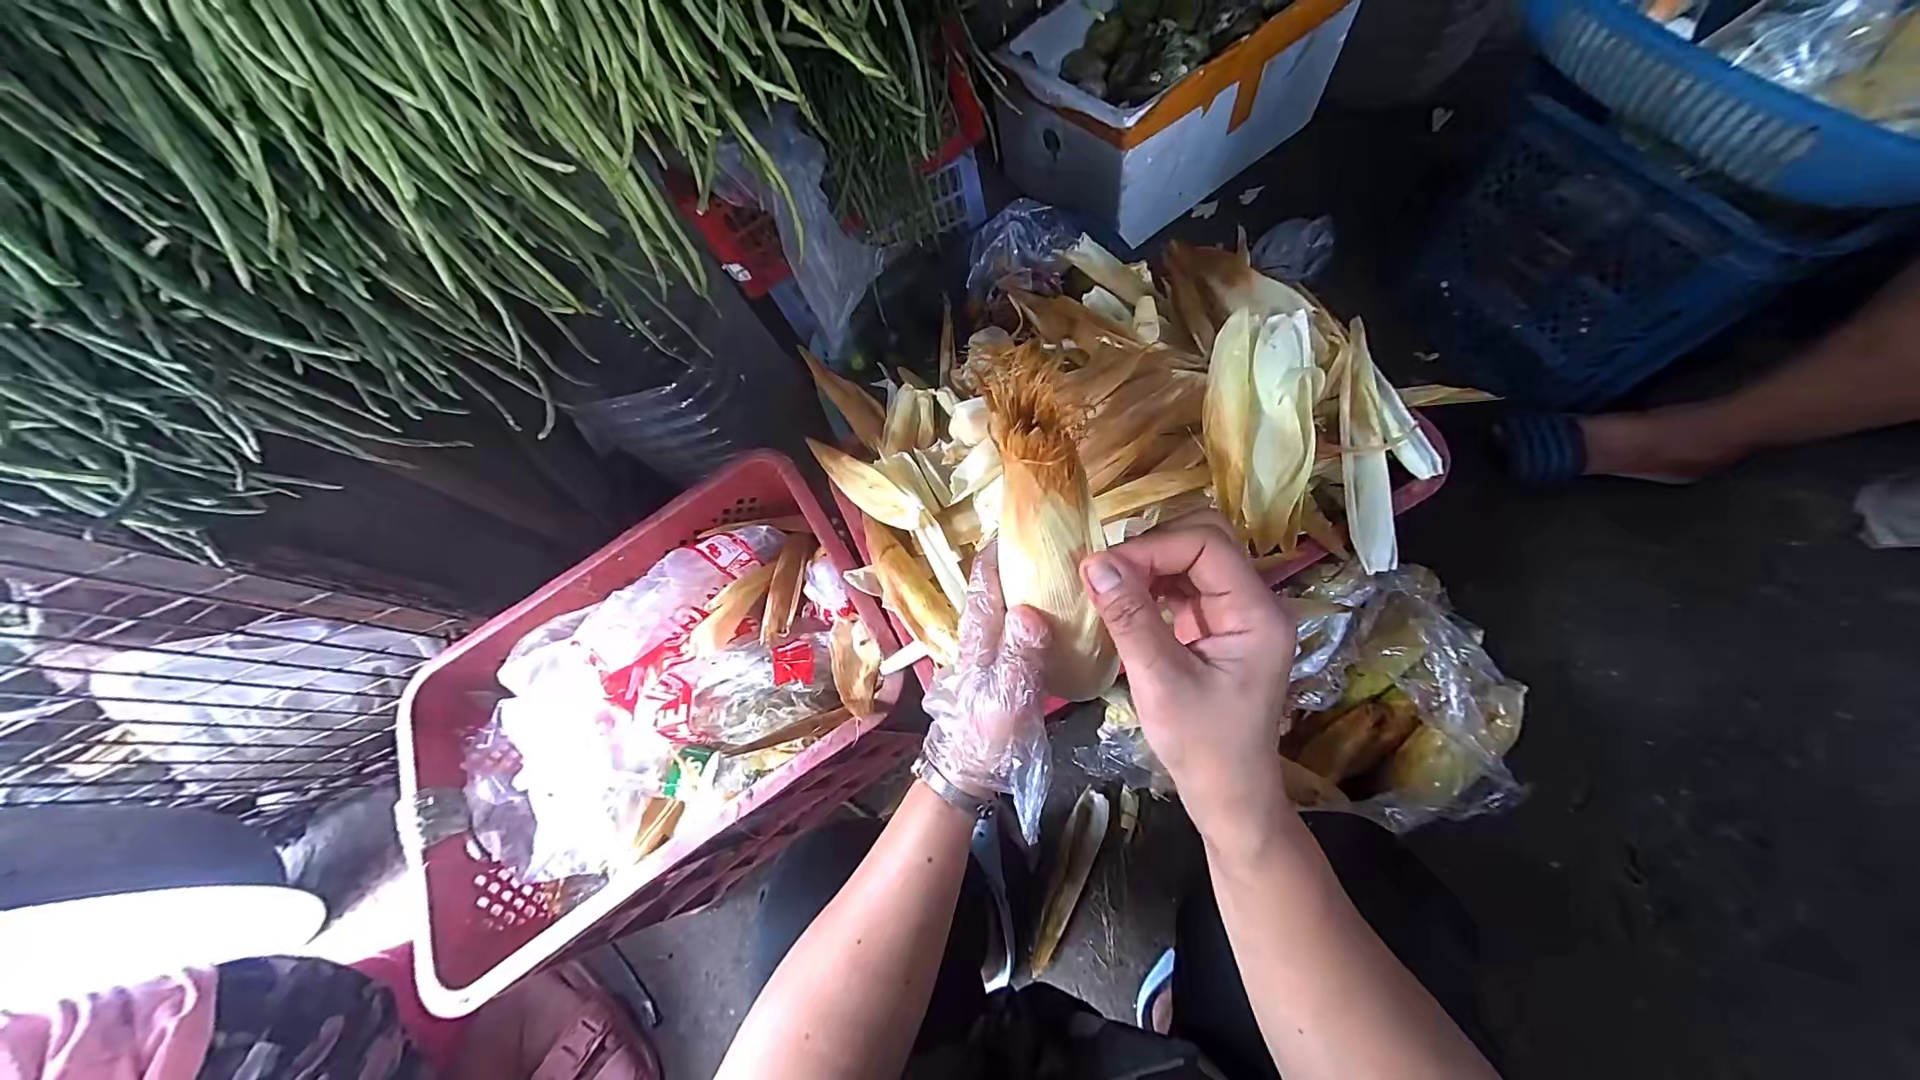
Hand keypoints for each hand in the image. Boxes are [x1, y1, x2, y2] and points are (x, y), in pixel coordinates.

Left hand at [920, 543, 1052, 842]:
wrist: (970, 772)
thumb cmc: (986, 736)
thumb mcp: (1006, 698)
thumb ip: (1018, 655)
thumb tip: (1030, 609)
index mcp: (979, 635)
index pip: (986, 579)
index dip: (998, 548)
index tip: (1023, 522)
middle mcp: (982, 635)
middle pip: (998, 586)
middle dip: (1019, 560)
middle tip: (1057, 542)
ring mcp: (990, 650)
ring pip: (1008, 605)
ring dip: (1028, 584)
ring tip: (1064, 570)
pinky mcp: (1001, 666)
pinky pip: (1019, 628)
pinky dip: (1036, 612)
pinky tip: (1059, 614)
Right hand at [1079, 515, 1297, 850]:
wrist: (1228, 793)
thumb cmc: (1202, 745)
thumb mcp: (1160, 682)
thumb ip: (1130, 618)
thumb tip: (1094, 564)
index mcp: (1257, 613)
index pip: (1206, 545)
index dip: (1152, 547)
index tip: (1103, 569)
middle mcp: (1252, 602)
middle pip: (1205, 539)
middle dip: (1152, 546)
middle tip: (1106, 572)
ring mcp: (1234, 612)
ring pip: (1191, 556)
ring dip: (1147, 562)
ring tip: (1107, 583)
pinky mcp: (1214, 624)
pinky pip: (1181, 582)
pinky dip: (1149, 582)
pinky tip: (1122, 598)